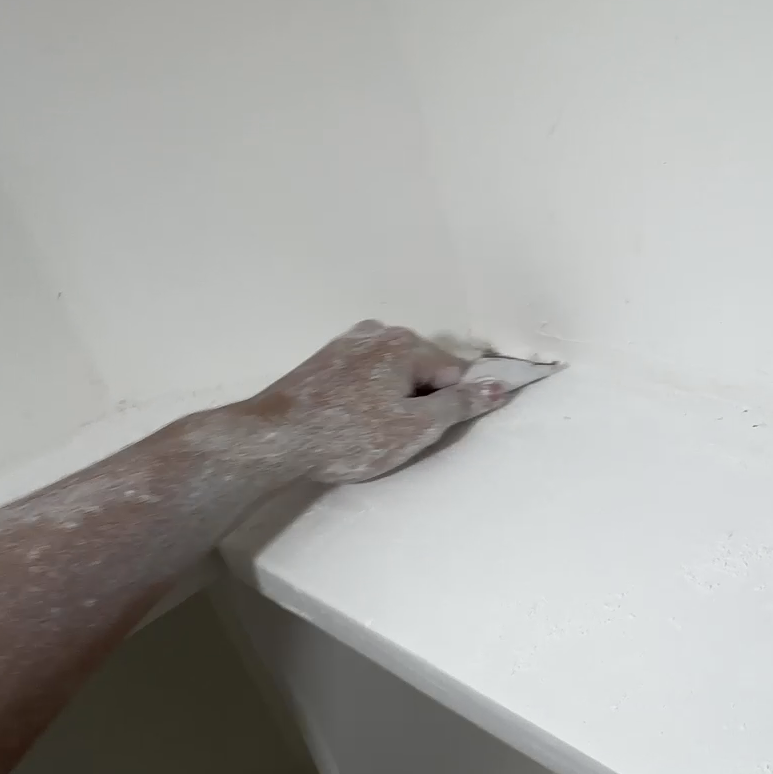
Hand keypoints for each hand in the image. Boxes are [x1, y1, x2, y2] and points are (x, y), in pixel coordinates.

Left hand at [240, 321, 507, 483]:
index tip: (426, 430)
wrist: (271, 441)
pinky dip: (368, 394)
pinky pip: (366, 374)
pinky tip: (350, 419)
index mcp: (408, 344)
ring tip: (368, 430)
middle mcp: (381, 332)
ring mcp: (350, 342)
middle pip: (424, 369)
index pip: (455, 374)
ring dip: (393, 397)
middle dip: (420, 400)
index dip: (448, 406)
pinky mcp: (325, 358)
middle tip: (394, 434)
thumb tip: (502, 386)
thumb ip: (461, 404)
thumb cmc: (351, 436)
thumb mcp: (416, 427)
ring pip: (394, 372)